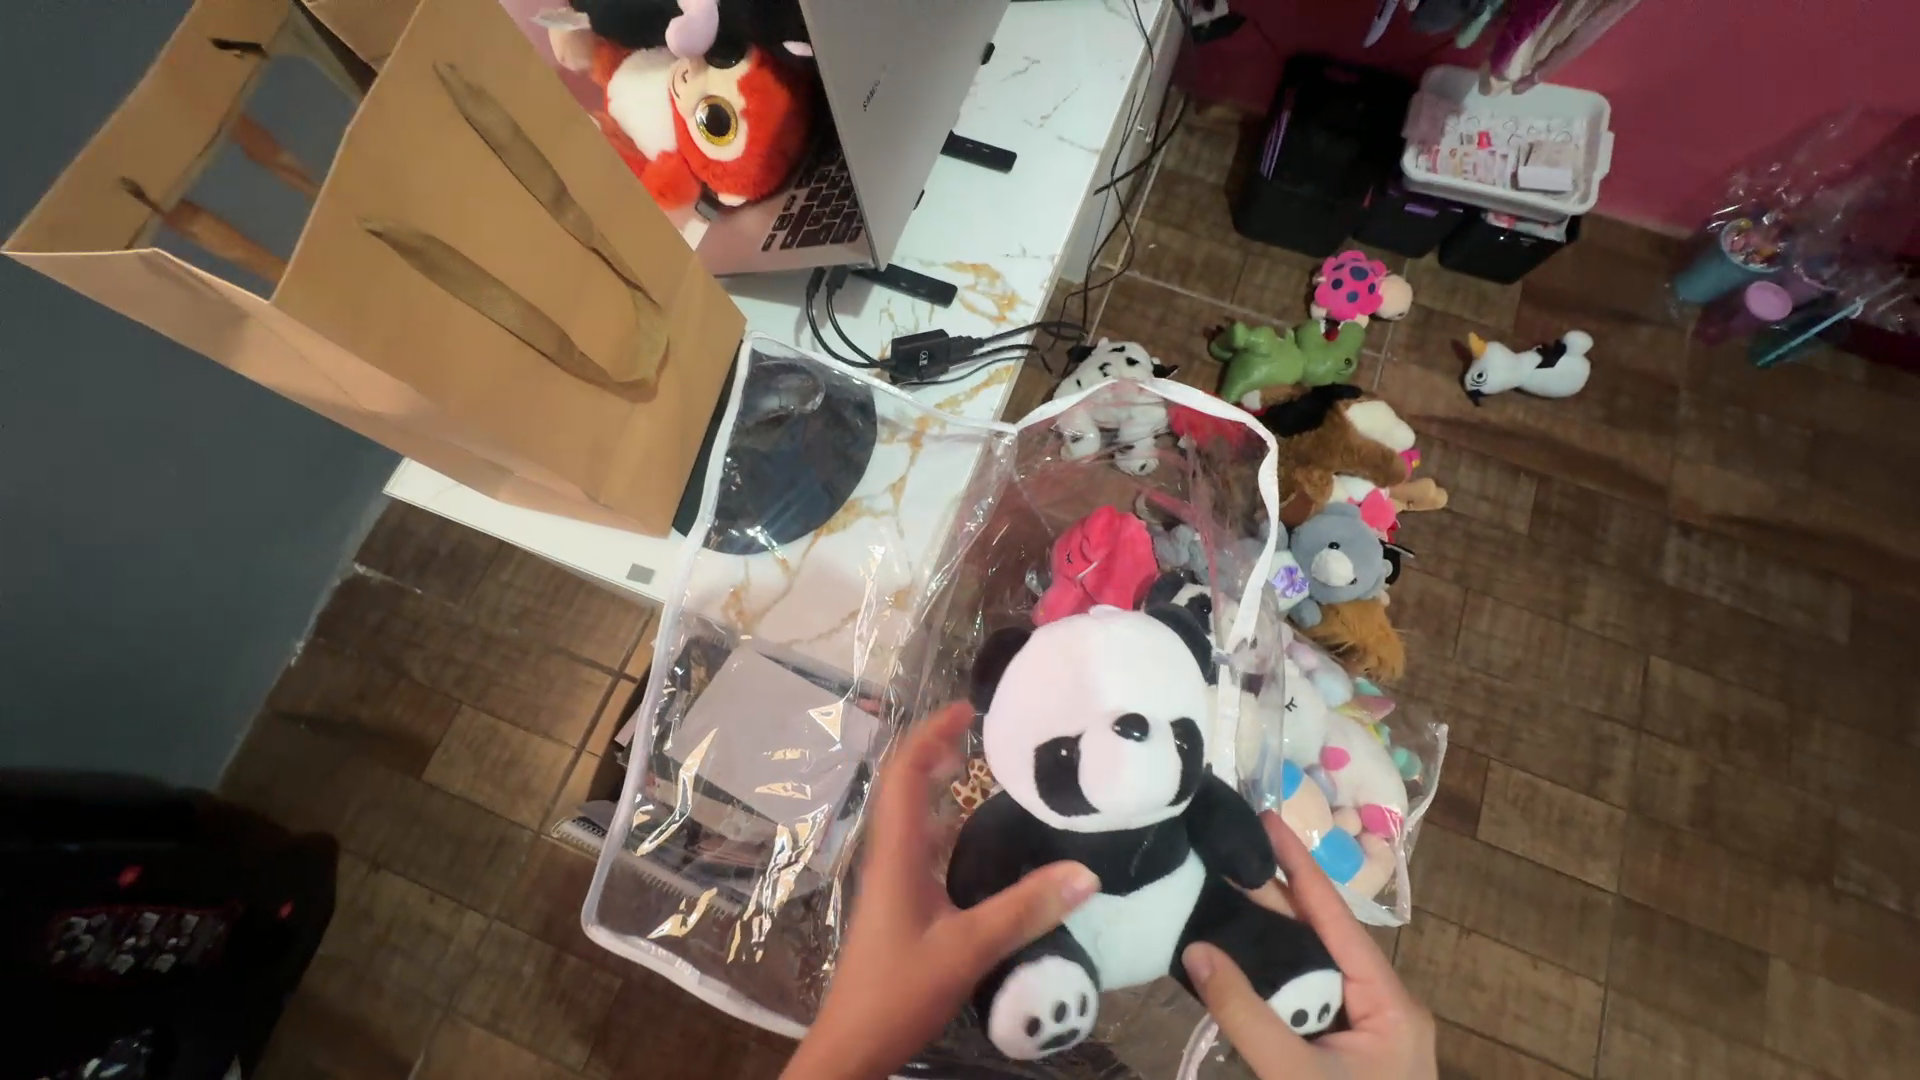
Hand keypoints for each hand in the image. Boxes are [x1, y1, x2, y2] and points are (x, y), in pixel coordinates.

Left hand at [783, 703, 1099, 1079]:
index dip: (932, 732)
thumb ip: (1025, 910)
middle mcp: (889, 851)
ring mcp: (891, 874)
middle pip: (904, 781)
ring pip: (909, 809)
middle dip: (934, 745)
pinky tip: (967, 828)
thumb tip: (1086, 873)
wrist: (853, 1044)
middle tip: (976, 727)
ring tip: (973, 762)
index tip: (968, 708)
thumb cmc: (899, 989)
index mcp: (897, 849)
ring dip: (934, 778)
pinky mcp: (898, 896)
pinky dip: (940, 816)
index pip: (906, 771)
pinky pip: (918, 839)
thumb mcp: (968, 948)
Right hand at [1181, 814, 1435, 1079]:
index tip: (1266, 817)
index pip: (1335, 916)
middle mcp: (1380, 1003)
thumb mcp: (1296, 1078)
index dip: (1298, 864)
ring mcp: (1362, 1025)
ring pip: (1310, 962)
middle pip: (1321, 934)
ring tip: (1222, 888)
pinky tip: (1236, 951)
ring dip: (1267, 931)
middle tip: (1223, 853)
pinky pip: (1302, 991)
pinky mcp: (1342, 1045)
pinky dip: (1269, 969)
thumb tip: (1194, 948)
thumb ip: (1245, 1013)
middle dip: (1273, 894)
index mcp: (1388, 1002)